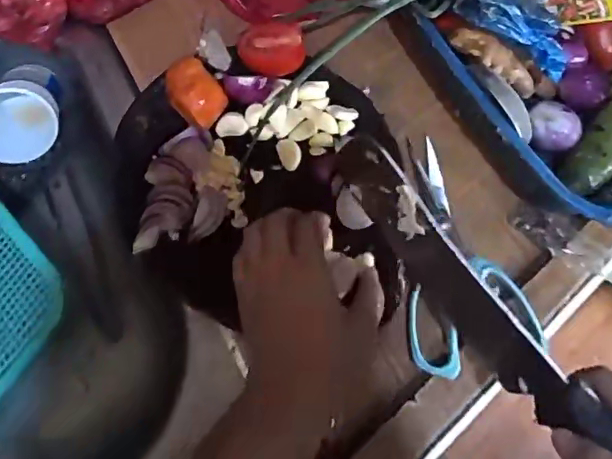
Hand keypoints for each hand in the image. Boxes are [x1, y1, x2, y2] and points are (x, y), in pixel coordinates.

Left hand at [233, 208, 383, 440]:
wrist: (286, 394)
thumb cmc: (329, 362)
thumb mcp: (361, 329)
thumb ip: (369, 293)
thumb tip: (368, 270)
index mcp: (308, 267)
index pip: (306, 223)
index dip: (317, 219)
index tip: (327, 229)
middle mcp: (278, 263)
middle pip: (276, 220)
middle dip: (291, 216)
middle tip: (305, 227)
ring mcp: (256, 276)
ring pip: (254, 231)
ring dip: (269, 226)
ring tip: (284, 237)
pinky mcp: (242, 292)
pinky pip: (241, 254)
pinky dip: (252, 245)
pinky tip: (266, 257)